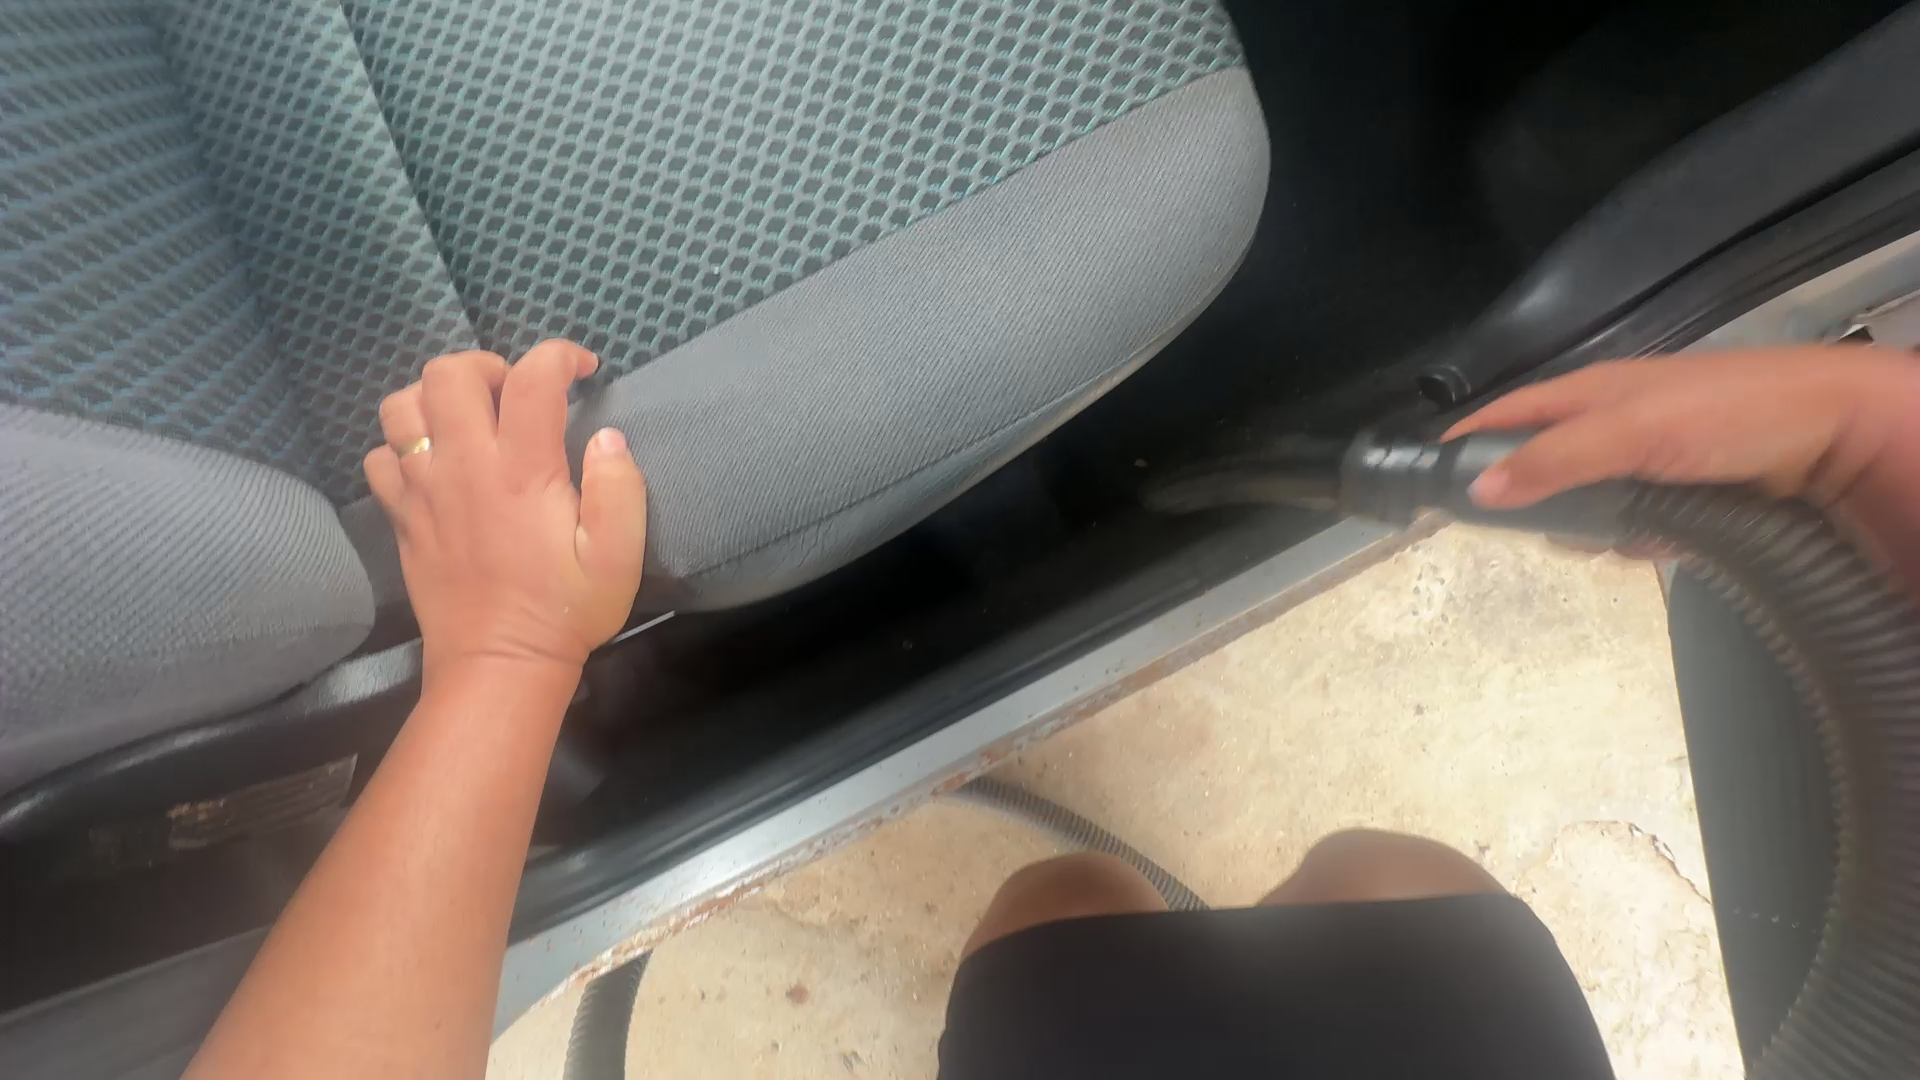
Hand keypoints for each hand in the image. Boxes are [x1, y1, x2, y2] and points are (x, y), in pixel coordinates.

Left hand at [363, 340, 646, 680]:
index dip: (559, 356)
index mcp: (523, 471)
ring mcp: (423, 490)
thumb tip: (608, 436)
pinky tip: (440, 462)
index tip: (584, 367)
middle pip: (448, 374)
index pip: (532, 380)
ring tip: (475, 417)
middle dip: (490, 364)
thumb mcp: (620, 554)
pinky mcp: (401, 516)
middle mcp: (463, 467)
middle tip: (522, 392)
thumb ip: (620, 487)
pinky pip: (381, 454)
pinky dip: (406, 442)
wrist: (500, 661)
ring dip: (439, 395)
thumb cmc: (568, 607)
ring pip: (400, 405)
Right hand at [1447, 347, 1918, 512]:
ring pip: (1580, 498)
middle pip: (1536, 464)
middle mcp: (1608, 423)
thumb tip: (1476, 493)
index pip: (1501, 416)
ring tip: (1604, 539)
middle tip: (1525, 526)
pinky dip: (1630, 535)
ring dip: (1583, 524)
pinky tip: (1650, 542)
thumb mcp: (1629, 431)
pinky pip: (1627, 519)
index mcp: (1586, 394)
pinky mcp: (1679, 490)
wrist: (1853, 432)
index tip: (1429, 476)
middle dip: (1527, 497)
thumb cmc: (1731, 412)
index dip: (1463, 441)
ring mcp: (1644, 458)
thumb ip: (1551, 460)